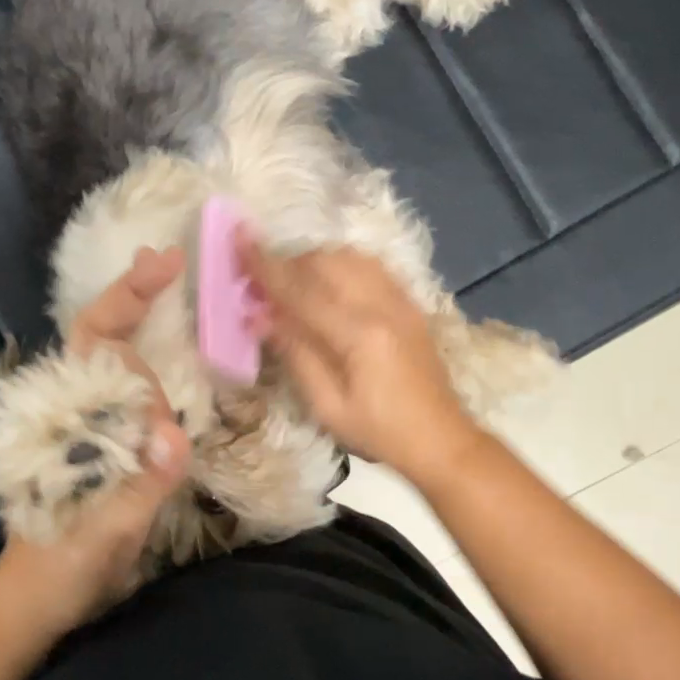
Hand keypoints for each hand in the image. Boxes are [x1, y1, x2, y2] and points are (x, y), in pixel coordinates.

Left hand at [0, 247, 193, 641]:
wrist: (36, 608)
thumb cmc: (55, 573)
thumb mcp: (98, 537)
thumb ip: (136, 489)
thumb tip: (174, 436)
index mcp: (65, 421)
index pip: (92, 341)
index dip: (125, 298)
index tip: (164, 265)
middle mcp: (80, 416)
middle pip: (113, 346)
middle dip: (145, 307)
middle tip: (188, 275)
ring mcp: (99, 436)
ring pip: (133, 379)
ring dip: (165, 354)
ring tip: (206, 331)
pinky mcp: (116, 460)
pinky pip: (148, 418)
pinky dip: (171, 398)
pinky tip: (195, 397)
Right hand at [239, 240, 484, 488]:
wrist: (441, 439)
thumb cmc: (378, 432)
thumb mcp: (327, 405)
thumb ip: (295, 354)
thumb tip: (259, 317)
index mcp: (358, 335)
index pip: (301, 291)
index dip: (265, 267)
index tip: (238, 240)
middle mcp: (382, 306)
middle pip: (326, 262)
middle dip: (287, 263)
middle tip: (258, 280)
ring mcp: (401, 301)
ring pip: (350, 257)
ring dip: (313, 261)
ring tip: (290, 282)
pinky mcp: (409, 304)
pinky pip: (371, 266)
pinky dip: (341, 265)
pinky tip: (326, 283)